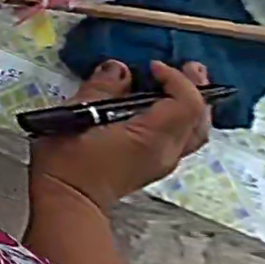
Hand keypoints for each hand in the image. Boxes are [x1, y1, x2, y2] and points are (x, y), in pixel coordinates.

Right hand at [29, 59, 211, 211]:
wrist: (67, 197)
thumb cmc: (66, 157)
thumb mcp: (75, 117)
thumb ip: (100, 91)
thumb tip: (119, 68)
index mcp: (150, 138)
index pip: (184, 104)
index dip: (175, 80)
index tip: (150, 66)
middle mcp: (166, 151)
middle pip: (198, 118)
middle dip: (196, 90)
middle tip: (189, 67)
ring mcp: (163, 160)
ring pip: (194, 130)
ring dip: (191, 104)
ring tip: (179, 84)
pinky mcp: (152, 163)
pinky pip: (180, 137)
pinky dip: (180, 117)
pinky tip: (162, 108)